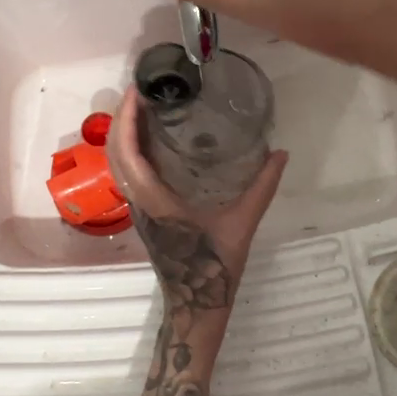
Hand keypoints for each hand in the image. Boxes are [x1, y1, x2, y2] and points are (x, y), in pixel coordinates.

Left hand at [107, 88, 288, 310]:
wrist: (196, 305)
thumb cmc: (214, 267)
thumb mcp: (242, 224)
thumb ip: (262, 187)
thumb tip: (281, 153)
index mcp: (154, 199)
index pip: (128, 151)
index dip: (127, 118)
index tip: (138, 89)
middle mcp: (138, 201)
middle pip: (115, 152)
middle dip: (122, 118)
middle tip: (142, 89)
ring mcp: (138, 209)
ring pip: (117, 164)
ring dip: (124, 133)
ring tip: (145, 108)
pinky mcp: (144, 214)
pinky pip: (128, 174)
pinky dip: (131, 150)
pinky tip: (154, 141)